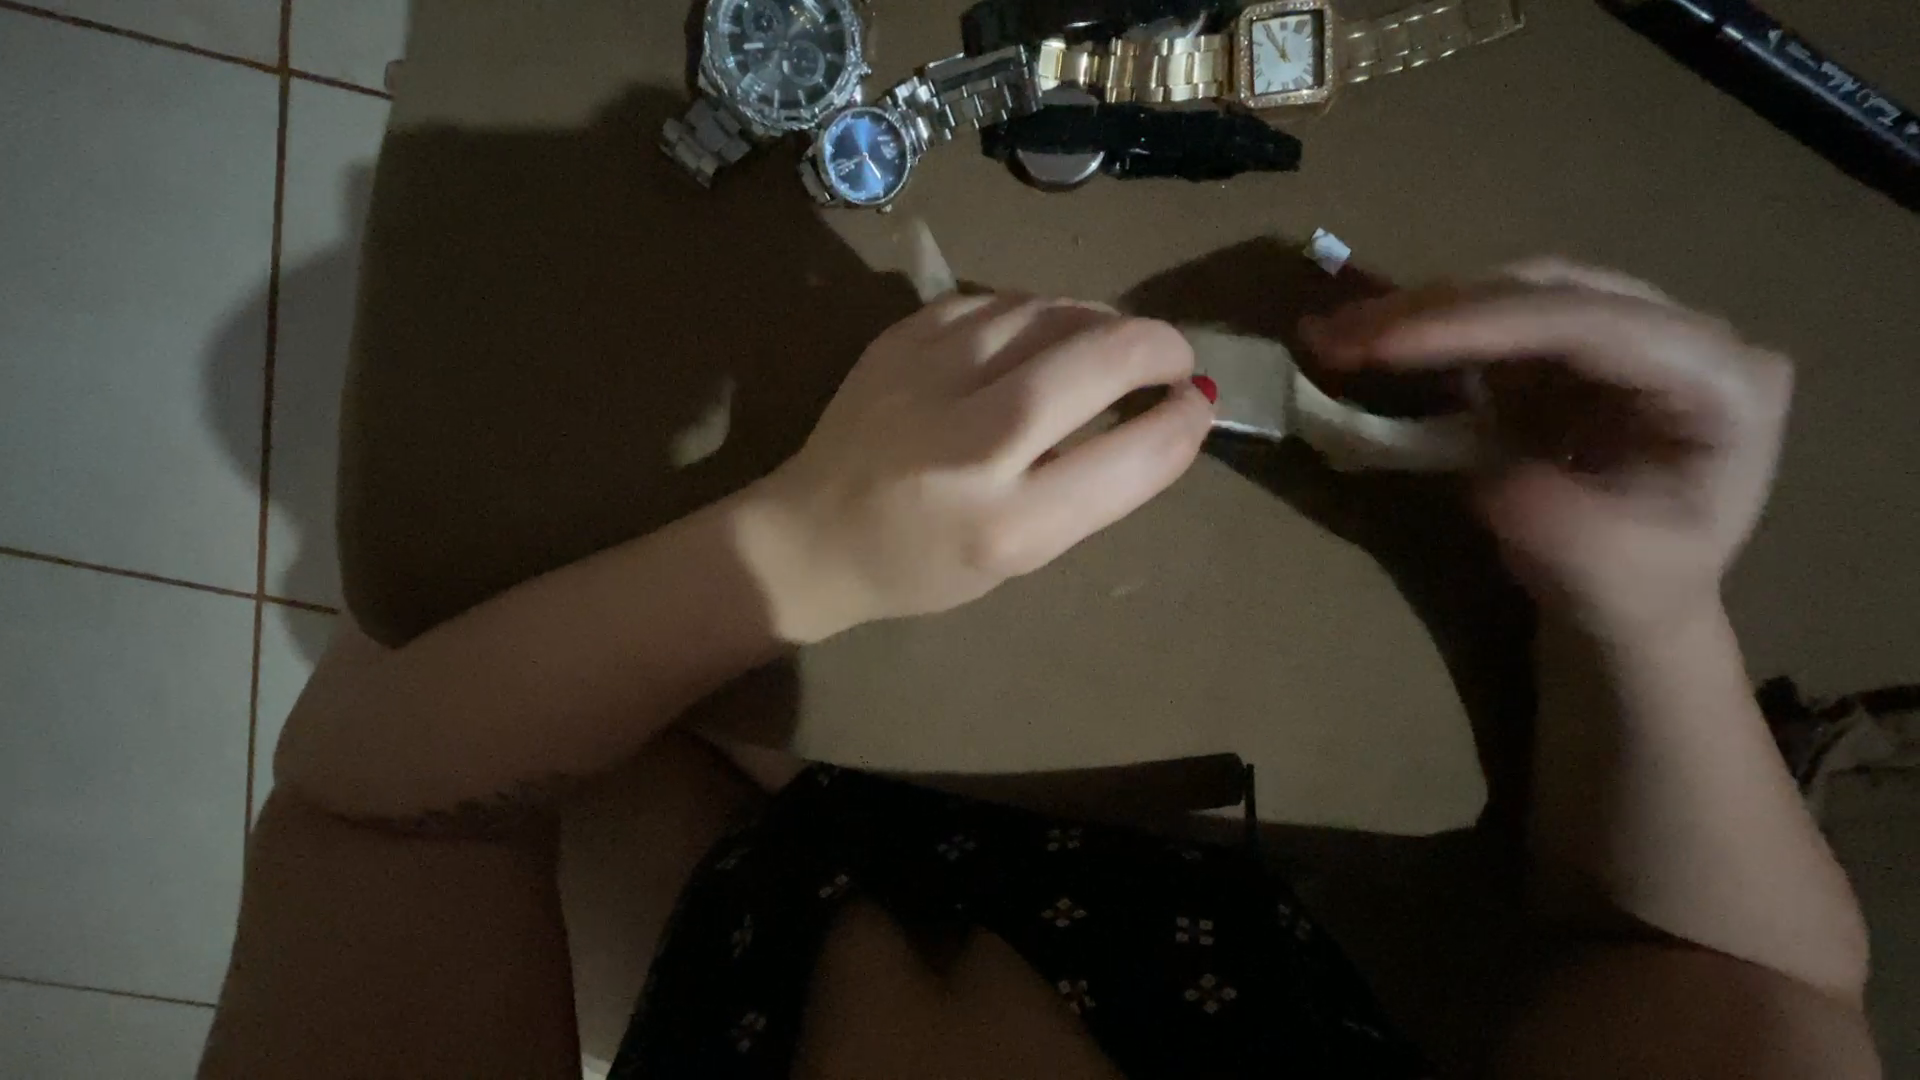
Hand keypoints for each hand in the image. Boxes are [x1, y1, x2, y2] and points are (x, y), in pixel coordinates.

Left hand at [741, 294, 1214, 642]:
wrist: (812, 537)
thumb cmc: (925, 566)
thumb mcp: (1020, 556)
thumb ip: (1090, 488)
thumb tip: (1162, 412)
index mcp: (1006, 524)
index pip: (1130, 455)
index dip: (1183, 423)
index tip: (1196, 406)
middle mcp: (969, 446)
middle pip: (1095, 357)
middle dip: (1157, 347)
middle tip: (1171, 360)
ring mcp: (926, 380)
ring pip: (1048, 311)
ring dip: (1099, 322)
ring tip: (1111, 346)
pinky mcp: (899, 339)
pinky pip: (997, 300)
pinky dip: (1038, 313)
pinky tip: (1042, 337)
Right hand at [1303, 260, 1793, 631]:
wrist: (1624, 598)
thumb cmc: (1626, 588)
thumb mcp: (1597, 573)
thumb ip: (1547, 516)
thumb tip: (1478, 465)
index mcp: (1721, 383)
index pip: (1592, 326)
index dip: (1482, 325)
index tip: (1382, 345)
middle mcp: (1676, 337)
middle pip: (1546, 292)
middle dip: (1433, 310)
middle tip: (1338, 336)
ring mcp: (1613, 339)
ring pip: (1506, 296)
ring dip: (1413, 315)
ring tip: (1332, 336)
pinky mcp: (1558, 355)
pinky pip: (1483, 323)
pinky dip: (1418, 333)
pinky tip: (1364, 343)